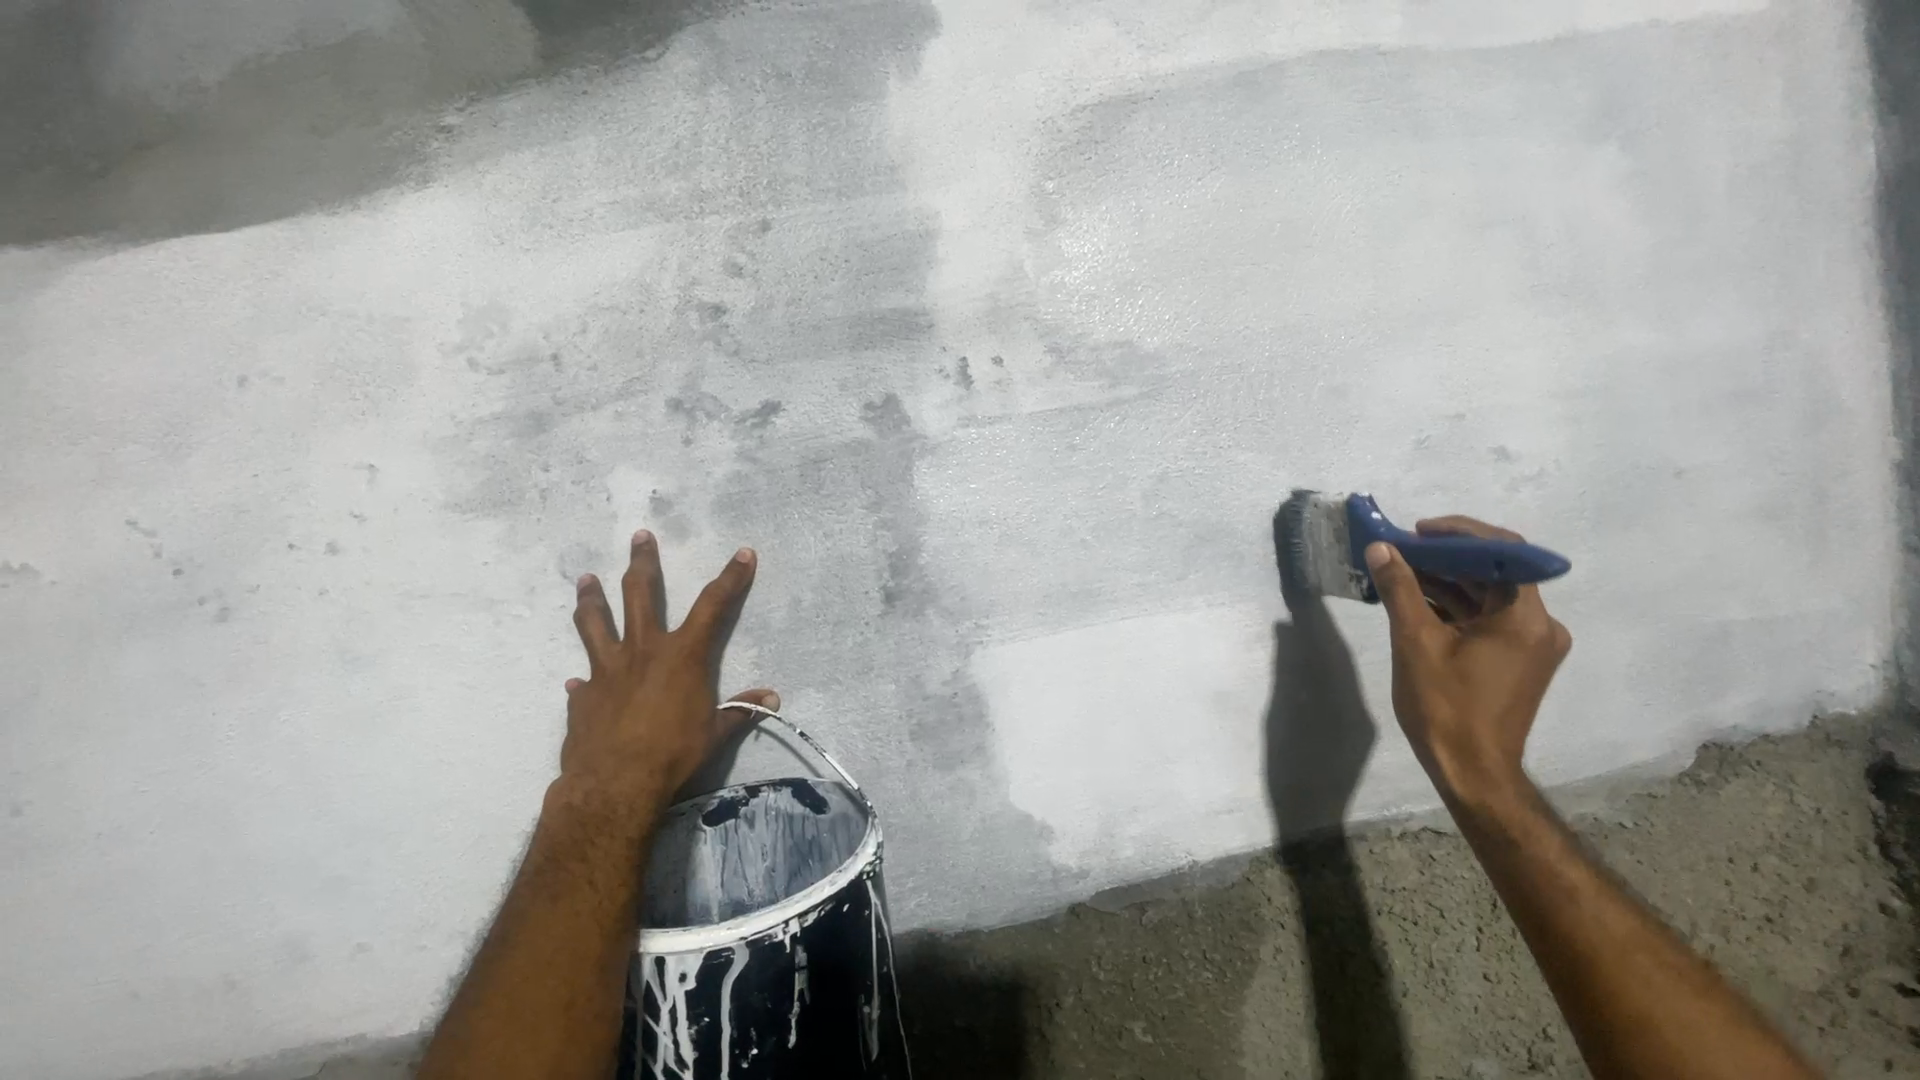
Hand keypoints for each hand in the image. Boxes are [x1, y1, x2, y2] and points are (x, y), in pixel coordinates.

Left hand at [555, 530, 775, 816]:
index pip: (713, 605)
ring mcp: (608, 670)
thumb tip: (771, 699)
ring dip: (591, 598)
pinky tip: (575, 681)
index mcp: (682, 655)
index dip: (731, 578)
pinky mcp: (584, 696)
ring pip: (596, 622)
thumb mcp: (716, 733)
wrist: (616, 783)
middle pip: (640, 594)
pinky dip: (582, 680)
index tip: (743, 554)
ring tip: (584, 578)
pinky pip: (582, 682)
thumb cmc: (674, 753)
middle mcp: (643, 650)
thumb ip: (740, 711)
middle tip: (640, 536)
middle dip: (643, 562)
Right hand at [1366, 516, 1571, 804]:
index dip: (1459, 532)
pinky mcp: (1518, 660)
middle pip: (1495, 572)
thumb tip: (1381, 549)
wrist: (1472, 771)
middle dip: (1446, 557)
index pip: (1503, 550)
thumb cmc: (1445, 707)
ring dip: (1447, 581)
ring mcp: (1531, 645)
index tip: (1417, 530)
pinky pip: (1487, 618)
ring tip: (1400, 571)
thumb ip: (1400, 589)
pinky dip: (1455, 606)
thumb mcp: (1415, 642)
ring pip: (1488, 596)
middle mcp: (1540, 625)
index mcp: (1525, 617)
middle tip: (1399, 550)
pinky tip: (1416, 601)